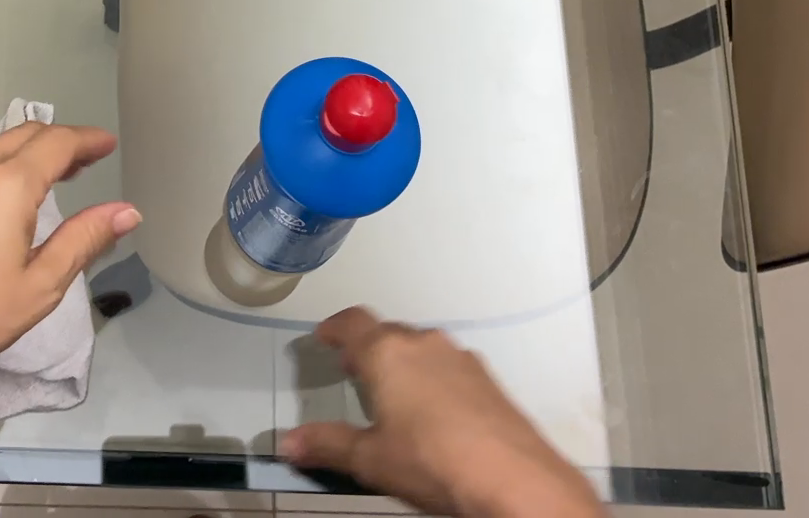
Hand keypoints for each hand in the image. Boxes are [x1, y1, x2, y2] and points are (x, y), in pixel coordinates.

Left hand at [0, 122, 140, 397]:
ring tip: (58, 174)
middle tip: (90, 159)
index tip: (109, 144)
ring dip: (32, 151)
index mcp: (6, 185)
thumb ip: (85, 240)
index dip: (88, 140)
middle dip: (62, 141)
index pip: (57, 143)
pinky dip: (5, 164)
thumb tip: (126, 212)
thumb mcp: (40, 285)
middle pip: (26, 134)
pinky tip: (12, 193)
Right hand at [280, 307, 604, 517]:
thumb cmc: (434, 464)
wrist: (520, 485)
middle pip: (387, 333)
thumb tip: (288, 443)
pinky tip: (439, 413)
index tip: (325, 337)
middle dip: (369, 349)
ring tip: (397, 394)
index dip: (335, 328)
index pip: (352, 322)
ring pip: (421, 348)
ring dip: (404, 363)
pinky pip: (450, 367)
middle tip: (356, 372)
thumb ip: (328, 445)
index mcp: (386, 352)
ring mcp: (460, 358)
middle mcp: (422, 343)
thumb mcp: (372, 460)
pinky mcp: (489, 380)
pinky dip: (435, 378)